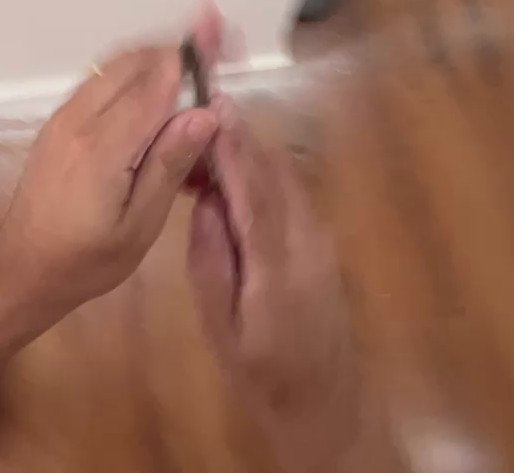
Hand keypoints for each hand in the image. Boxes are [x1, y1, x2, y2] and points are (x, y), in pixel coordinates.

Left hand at [0, 14, 226, 311]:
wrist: (24, 264)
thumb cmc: (88, 258)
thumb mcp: (140, 225)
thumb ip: (169, 165)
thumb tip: (205, 113)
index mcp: (102, 148)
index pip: (154, 87)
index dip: (191, 59)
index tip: (223, 38)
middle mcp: (79, 118)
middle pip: (134, 62)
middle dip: (177, 48)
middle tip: (218, 42)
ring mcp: (64, 114)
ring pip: (114, 64)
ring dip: (155, 54)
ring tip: (196, 55)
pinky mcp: (60, 118)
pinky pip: (100, 78)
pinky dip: (133, 69)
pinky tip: (158, 83)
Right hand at [187, 122, 363, 472]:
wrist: (326, 405)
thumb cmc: (262, 374)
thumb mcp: (221, 326)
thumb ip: (210, 260)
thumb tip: (206, 201)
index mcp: (279, 267)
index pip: (257, 192)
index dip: (235, 147)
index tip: (213, 107)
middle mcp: (308, 241)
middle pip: (274, 171)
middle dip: (234, 140)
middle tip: (188, 125)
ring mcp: (319, 238)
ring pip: (282, 175)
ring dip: (243, 155)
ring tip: (196, 154)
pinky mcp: (319, 239)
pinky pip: (285, 191)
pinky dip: (255, 174)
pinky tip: (224, 183)